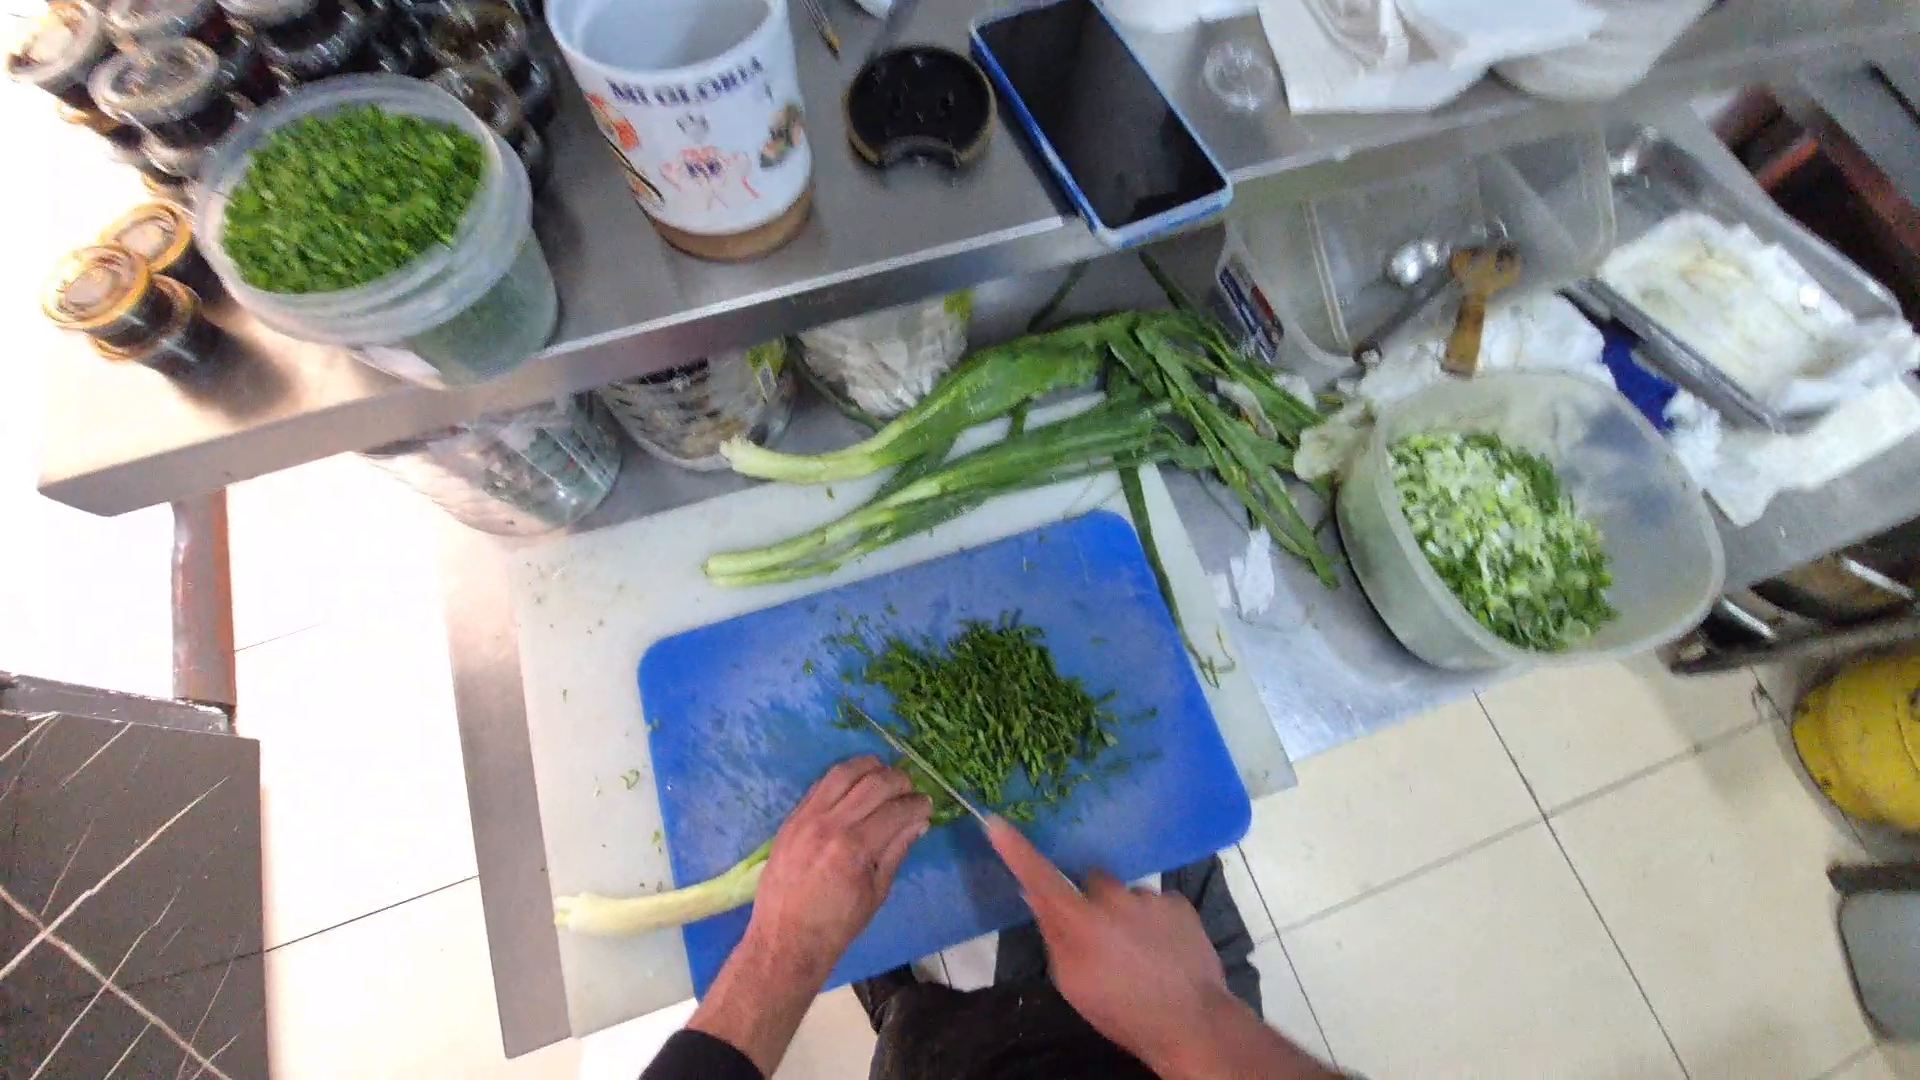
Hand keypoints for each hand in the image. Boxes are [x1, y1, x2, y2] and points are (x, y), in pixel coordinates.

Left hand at [745, 756, 932, 983]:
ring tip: (885, 775)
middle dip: (900, 781)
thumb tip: (919, 820)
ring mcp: (807, 818)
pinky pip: (821, 784)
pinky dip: (844, 777)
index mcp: (855, 849)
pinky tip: (856, 782)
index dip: (918, 804)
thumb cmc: (836, 926)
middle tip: (910, 790)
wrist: (784, 941)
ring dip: (871, 767)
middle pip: (874, 783)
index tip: (927, 806)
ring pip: (845, 773)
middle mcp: (831, 825)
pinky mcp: (792, 818)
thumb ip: (897, 850)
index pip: (896, 810)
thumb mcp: (877, 892)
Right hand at [989, 818, 1337, 1078]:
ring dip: (1128, 916)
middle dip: (1093, 902)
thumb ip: (1054, 935)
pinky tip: (1164, 953)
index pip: (1039, 876)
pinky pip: (1157, 905)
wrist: (1194, 1024)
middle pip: (1092, 884)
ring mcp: (1150, 896)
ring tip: (1141, 955)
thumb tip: (1038, 899)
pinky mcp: (1180, 903)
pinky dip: (1156, 924)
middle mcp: (1113, 896)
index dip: (1016, 850)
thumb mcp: (1072, 982)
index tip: (996, 822)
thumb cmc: (1122, 1010)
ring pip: (1128, 896)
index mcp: (1080, 918)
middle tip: (1103, 940)